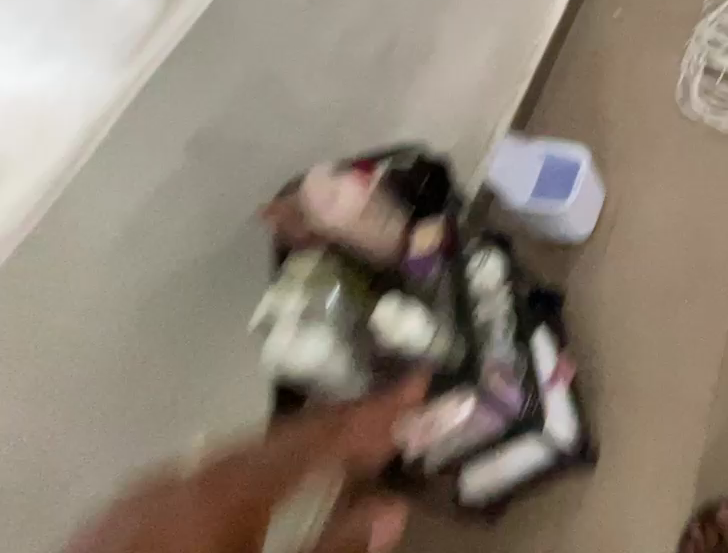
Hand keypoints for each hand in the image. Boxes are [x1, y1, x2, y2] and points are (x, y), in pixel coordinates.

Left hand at [65, 375, 428, 552]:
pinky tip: (269, 481)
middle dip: (342, 426)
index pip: (321, 436)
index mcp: (225, 490)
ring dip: (299, 448)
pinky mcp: (116, 523)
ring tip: (345, 444)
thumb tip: (395, 509)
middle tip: (395, 411)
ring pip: (242, 454)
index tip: (422, 381)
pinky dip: (252, 469)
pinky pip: (204, 476)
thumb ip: (333, 547)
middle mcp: (186, 477)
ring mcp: (142, 498)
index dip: (377, 409)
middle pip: (282, 438)